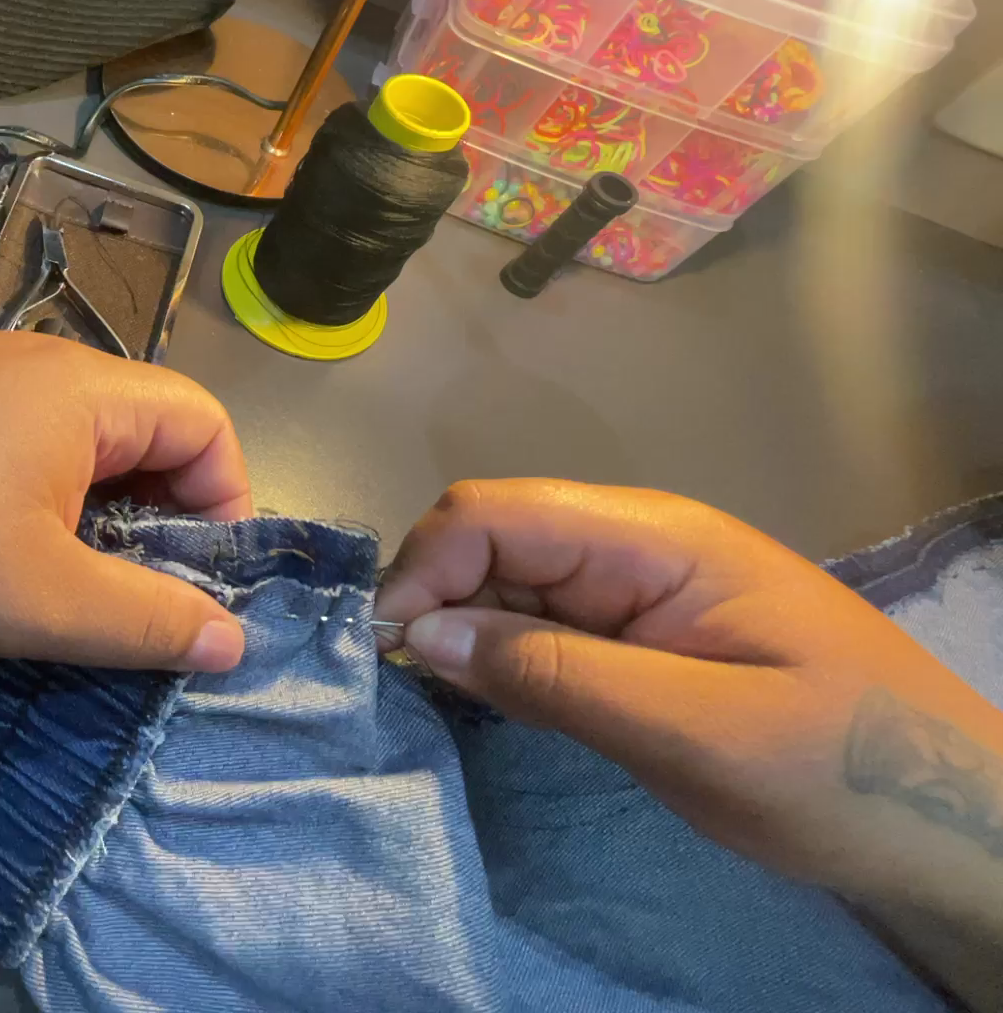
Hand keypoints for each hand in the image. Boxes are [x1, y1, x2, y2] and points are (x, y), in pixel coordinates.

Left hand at [0, 332, 251, 671]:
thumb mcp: (42, 599)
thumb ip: (150, 620)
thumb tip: (234, 641)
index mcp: (78, 385)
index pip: (203, 420)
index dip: (225, 501)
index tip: (200, 583)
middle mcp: (30, 364)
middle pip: (142, 430)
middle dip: (161, 516)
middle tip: (136, 597)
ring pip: (77, 445)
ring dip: (98, 515)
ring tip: (68, 586)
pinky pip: (18, 448)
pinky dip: (40, 503)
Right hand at [373, 480, 1002, 921]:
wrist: (963, 830)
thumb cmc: (848, 774)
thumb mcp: (698, 735)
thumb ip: (551, 676)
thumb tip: (418, 636)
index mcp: (646, 538)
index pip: (488, 514)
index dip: (424, 568)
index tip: (396, 649)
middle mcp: (619, 540)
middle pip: (480, 537)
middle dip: (431, 598)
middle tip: (420, 680)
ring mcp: (616, 581)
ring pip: (490, 577)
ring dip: (456, 628)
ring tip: (461, 695)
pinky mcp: (612, 623)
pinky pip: (519, 617)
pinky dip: (487, 651)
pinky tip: (497, 693)